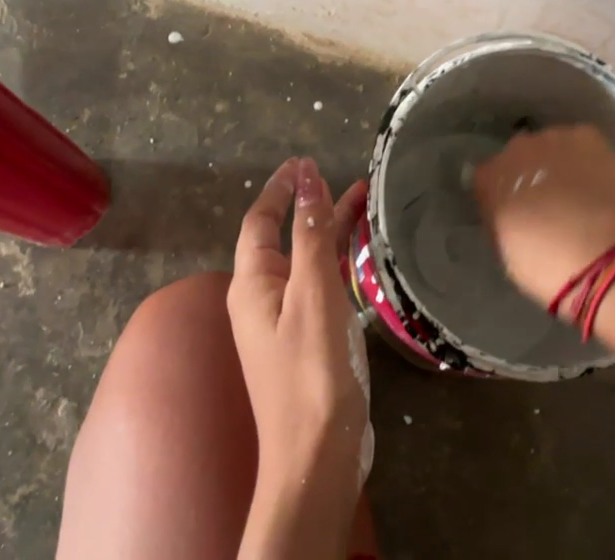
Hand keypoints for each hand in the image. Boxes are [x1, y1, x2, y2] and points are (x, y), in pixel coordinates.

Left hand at [227, 158, 372, 557]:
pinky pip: (318, 287)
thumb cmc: (313, 369)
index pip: (260, 221)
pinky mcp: (307, 343)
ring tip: (361, 207)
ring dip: (327, 232)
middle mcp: (261, 300)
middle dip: (309, 206)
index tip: (304, 161)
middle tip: (342, 179)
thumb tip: (306, 177)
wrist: (318, 453)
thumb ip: (311, 233)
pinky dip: (337, 263)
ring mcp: (283, 324)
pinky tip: (360, 262)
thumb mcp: (314, 292)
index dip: (281, 188)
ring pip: (304, 262)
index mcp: (252, 285)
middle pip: (283, 239)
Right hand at [471, 125, 614, 301]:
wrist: (596, 255)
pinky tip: (596, 179)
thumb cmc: (543, 264)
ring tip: (578, 189)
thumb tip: (509, 207)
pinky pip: (582, 142)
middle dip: (531, 171)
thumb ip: (501, 216)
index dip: (503, 190)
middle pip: (520, 154)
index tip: (516, 208)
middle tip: (549, 198)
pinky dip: (587, 157)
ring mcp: (553, 138)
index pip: (488, 175)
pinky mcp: (587, 137)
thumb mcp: (505, 246)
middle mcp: (516, 149)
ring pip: (553, 145)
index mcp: (489, 178)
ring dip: (560, 161)